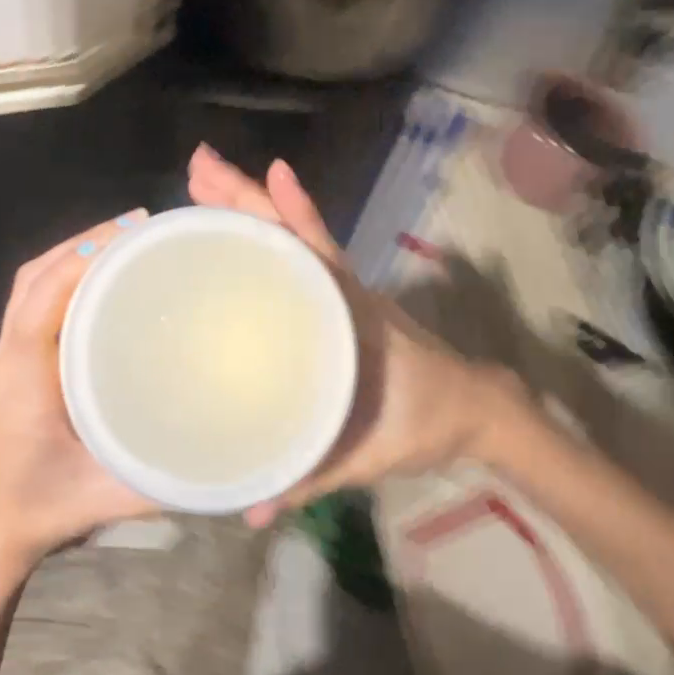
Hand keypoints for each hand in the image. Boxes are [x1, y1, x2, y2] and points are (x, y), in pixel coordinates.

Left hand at [0, 211, 158, 569]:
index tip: (127, 234)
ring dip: (71, 254)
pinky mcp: (15, 360)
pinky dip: (64, 276)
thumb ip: (163, 480)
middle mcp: (8, 358)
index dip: (77, 262)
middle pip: (32, 280)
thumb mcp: (110, 497)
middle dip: (80, 244)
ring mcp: (6, 356)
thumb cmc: (47, 511)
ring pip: (29, 285)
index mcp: (21, 381)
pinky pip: (33, 301)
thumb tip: (225, 449)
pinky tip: (103, 278)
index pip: (39, 303)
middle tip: (139, 227)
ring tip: (124, 240)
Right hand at [188, 145, 533, 526]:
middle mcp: (343, 289)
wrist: (475, 411)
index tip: (262, 172)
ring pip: (290, 234)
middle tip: (197, 165)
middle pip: (292, 230)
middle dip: (244, 195)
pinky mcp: (336, 299)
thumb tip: (246, 509)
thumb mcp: (368, 455)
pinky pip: (298, 255)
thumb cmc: (425, 422)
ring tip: (202, 181)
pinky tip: (237, 227)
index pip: (316, 253)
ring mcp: (340, 289)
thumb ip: (309, 478)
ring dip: (249, 204)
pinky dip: (269, 230)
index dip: (289, 213)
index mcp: (352, 314)